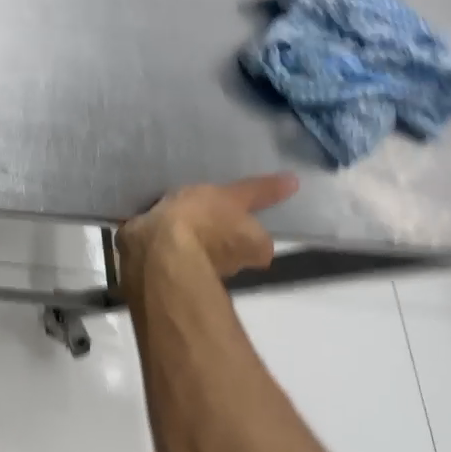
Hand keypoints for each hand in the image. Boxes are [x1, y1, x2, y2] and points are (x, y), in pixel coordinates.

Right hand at [117, 174, 298, 278]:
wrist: (158, 245)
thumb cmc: (203, 219)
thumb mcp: (232, 195)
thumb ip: (259, 190)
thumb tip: (295, 181)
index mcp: (259, 250)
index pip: (258, 237)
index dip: (244, 223)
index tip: (227, 210)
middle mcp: (237, 266)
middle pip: (231, 246)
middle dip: (217, 232)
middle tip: (200, 210)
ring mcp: (202, 271)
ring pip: (201, 249)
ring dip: (190, 236)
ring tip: (172, 214)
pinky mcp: (172, 269)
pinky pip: (174, 250)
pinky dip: (167, 241)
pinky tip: (156, 225)